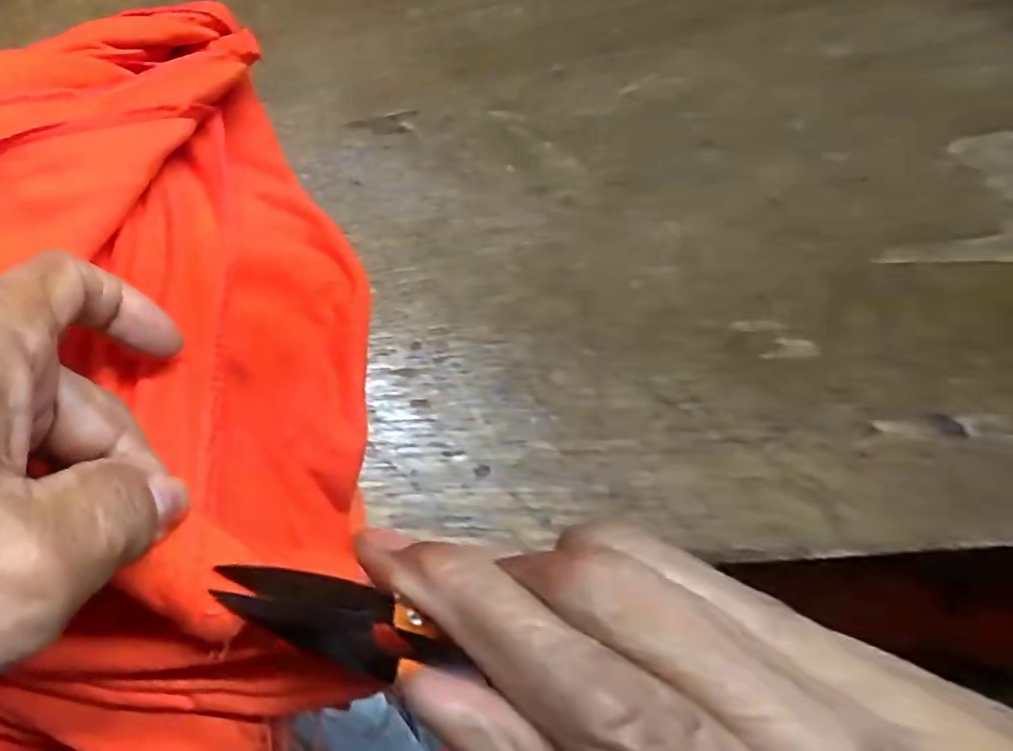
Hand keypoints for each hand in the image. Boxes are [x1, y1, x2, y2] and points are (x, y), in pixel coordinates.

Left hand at [0, 252, 190, 750]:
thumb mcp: (33, 558)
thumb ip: (116, 516)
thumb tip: (161, 495)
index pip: (66, 284)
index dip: (126, 308)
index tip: (171, 354)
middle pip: (63, 382)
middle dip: (116, 451)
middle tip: (149, 533)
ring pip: (28, 431)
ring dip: (75, 486)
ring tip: (96, 563)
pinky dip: (32, 498)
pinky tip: (38, 560)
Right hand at [356, 523, 1012, 750]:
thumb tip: (423, 684)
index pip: (599, 696)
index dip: (470, 610)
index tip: (377, 554)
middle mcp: (849, 746)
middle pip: (614, 592)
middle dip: (491, 574)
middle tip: (421, 580)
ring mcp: (903, 704)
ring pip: (653, 560)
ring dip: (544, 565)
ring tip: (507, 601)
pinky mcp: (907, 676)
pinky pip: (712, 574)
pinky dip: (620, 574)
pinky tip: (598, 610)